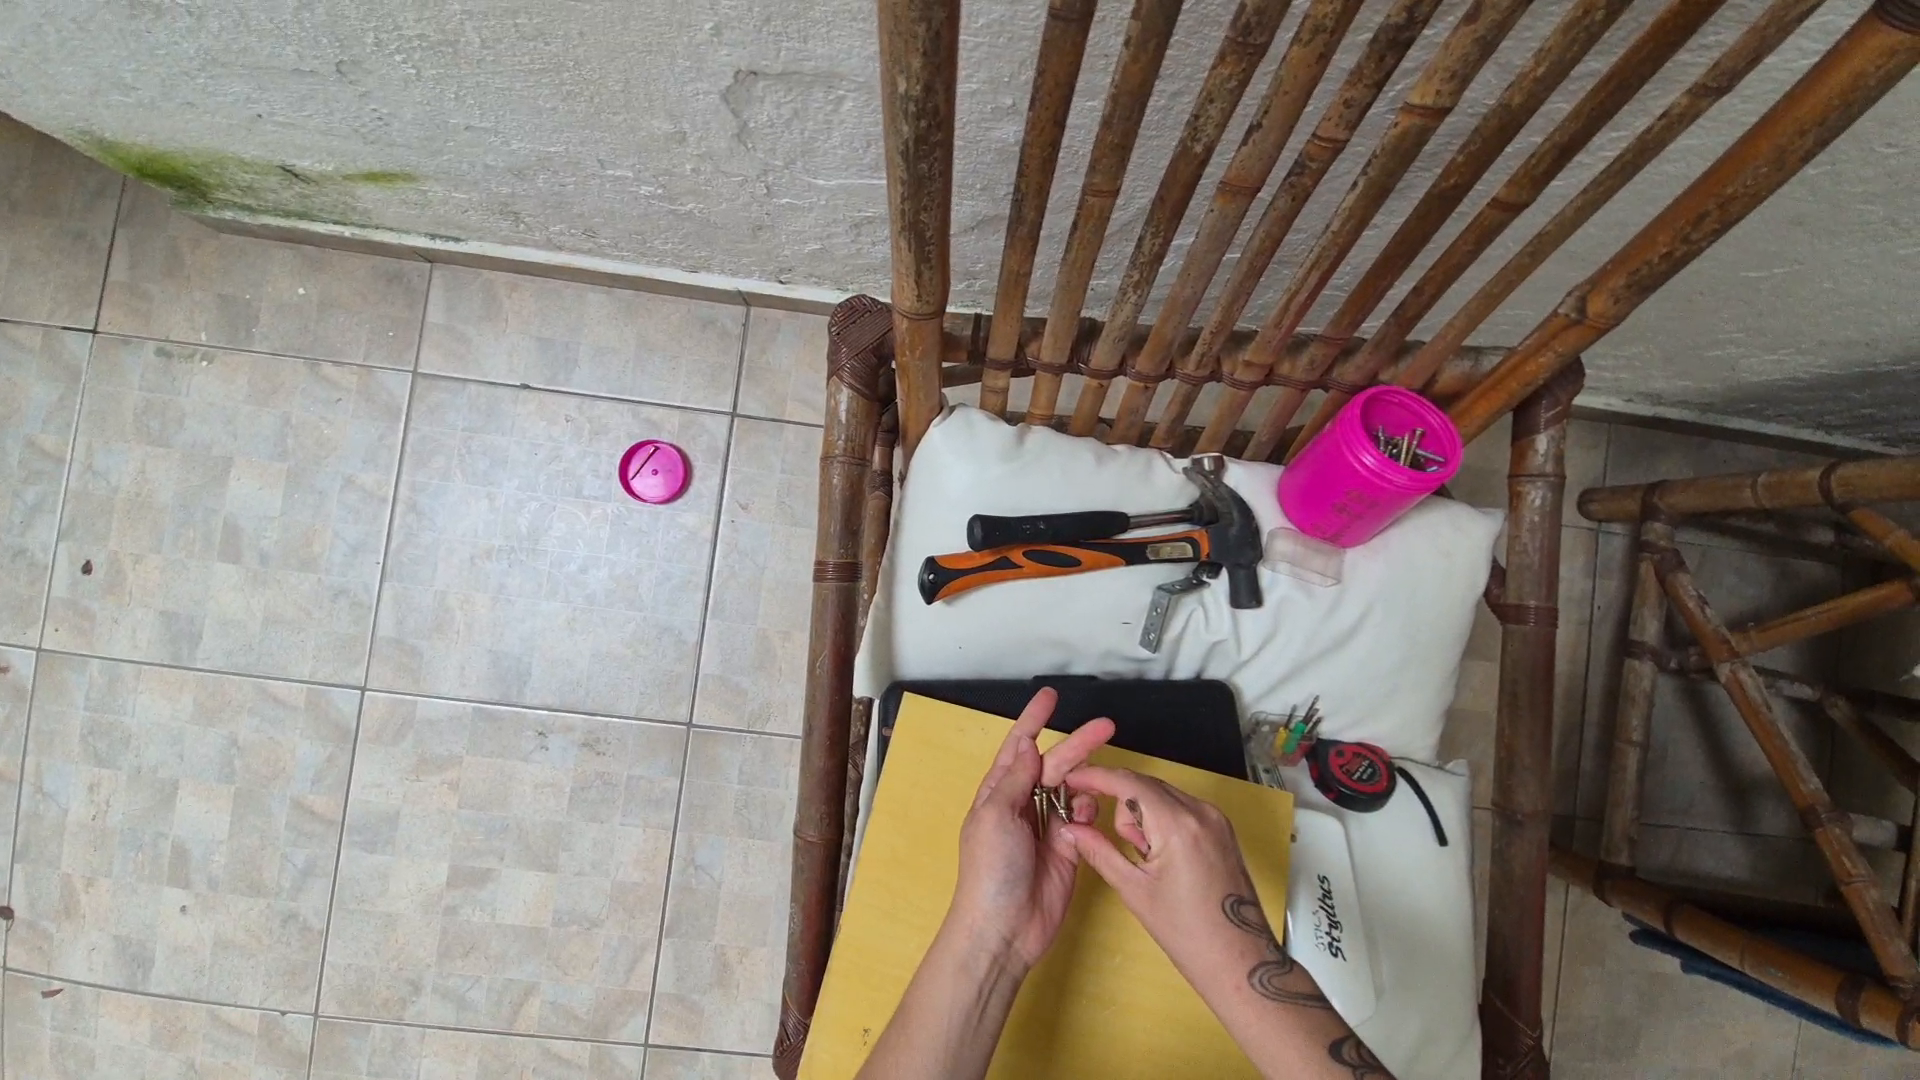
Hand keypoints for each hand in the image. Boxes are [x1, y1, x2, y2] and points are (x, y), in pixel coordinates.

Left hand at [943, 687, 1114, 973]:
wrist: (1004, 930)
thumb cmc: (990, 869)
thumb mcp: (995, 817)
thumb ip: (1014, 780)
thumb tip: (1028, 746)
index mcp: (999, 791)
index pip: (1019, 746)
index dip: (1034, 719)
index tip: (1051, 695)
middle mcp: (1023, 802)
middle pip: (1054, 763)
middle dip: (1078, 744)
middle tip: (1107, 726)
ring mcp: (1047, 825)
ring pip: (1072, 788)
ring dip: (1085, 780)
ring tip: (1093, 785)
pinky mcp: (1069, 848)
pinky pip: (1084, 818)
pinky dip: (1089, 810)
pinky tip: (1089, 813)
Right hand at [1063, 766, 1381, 1079]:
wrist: (1241, 963)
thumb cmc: (1186, 933)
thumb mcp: (1134, 890)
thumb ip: (1098, 851)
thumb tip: (1069, 828)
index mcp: (1177, 824)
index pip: (1128, 782)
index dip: (1095, 776)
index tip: (1071, 780)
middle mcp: (1200, 810)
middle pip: (1144, 785)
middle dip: (1123, 807)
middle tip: (1127, 850)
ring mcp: (1215, 817)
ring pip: (1161, 794)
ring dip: (1144, 815)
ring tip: (1149, 861)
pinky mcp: (1222, 828)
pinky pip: (1179, 806)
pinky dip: (1162, 820)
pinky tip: (1164, 856)